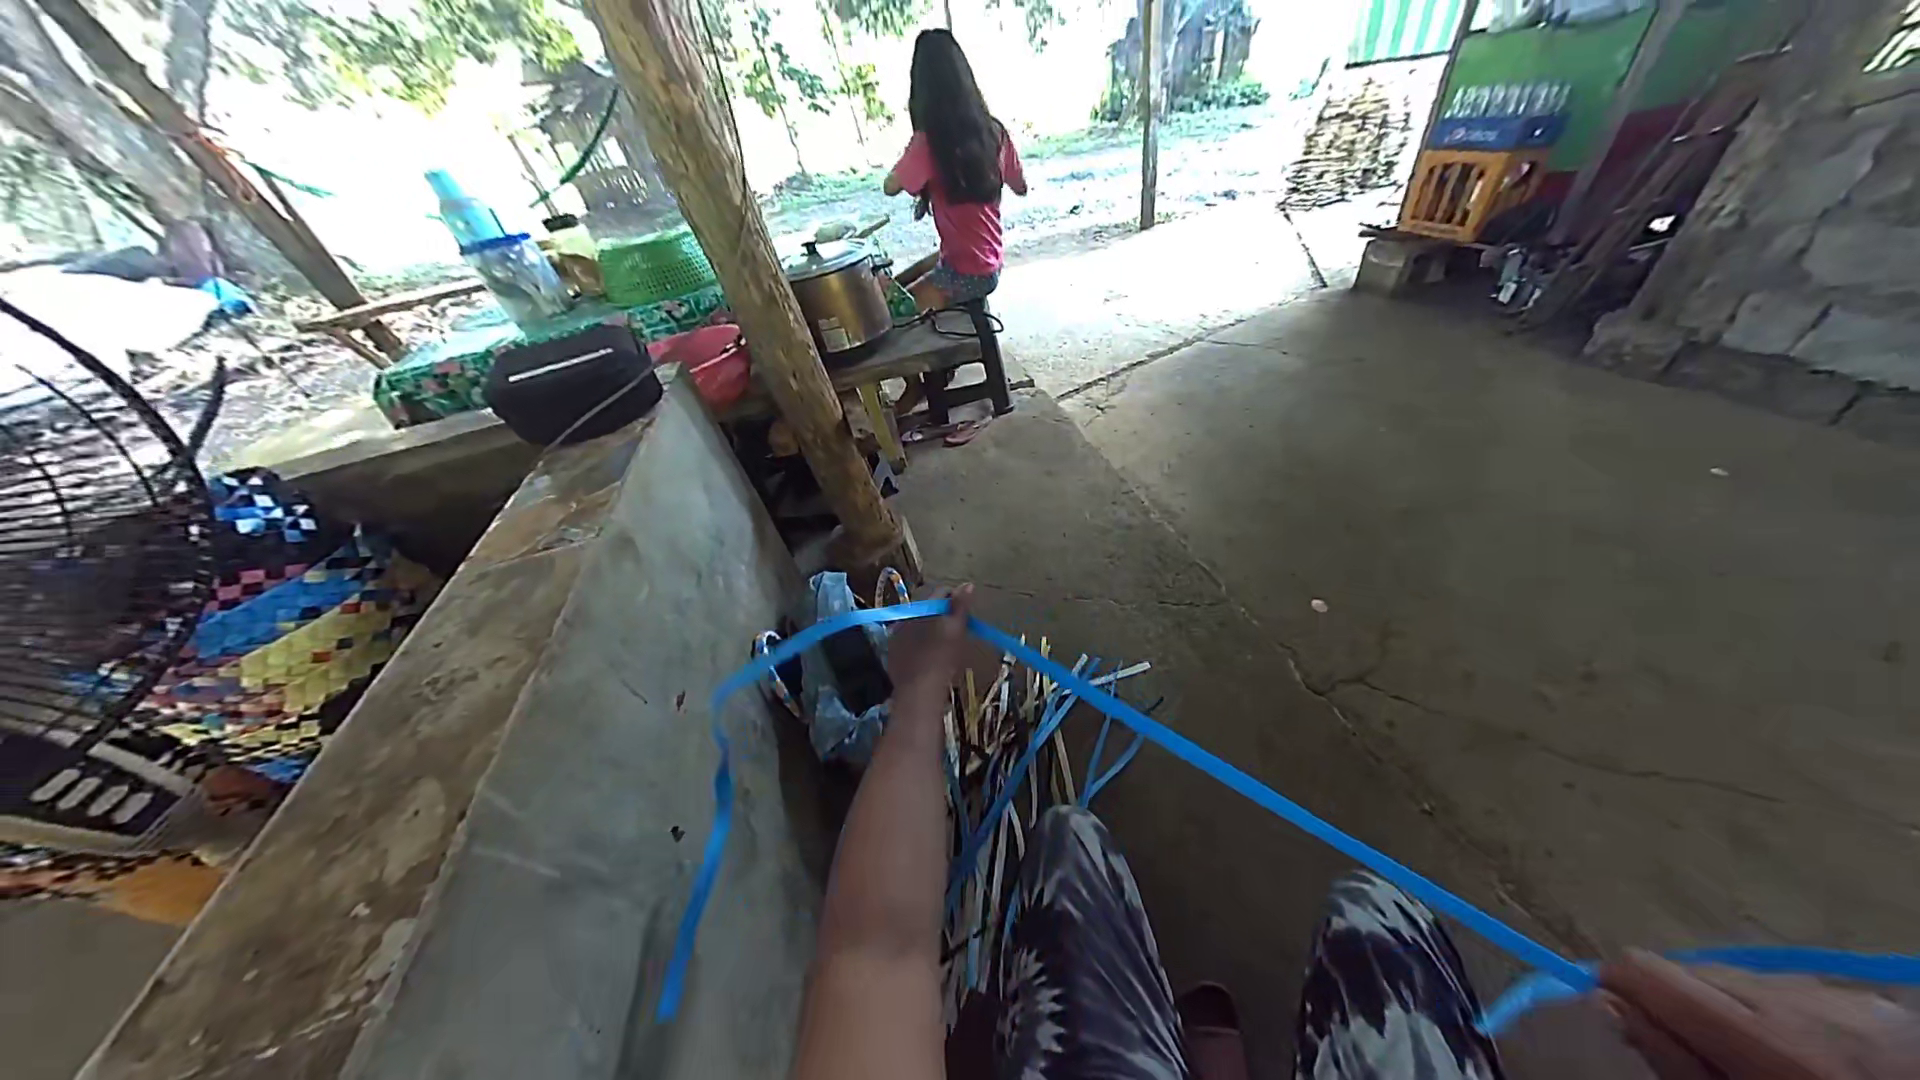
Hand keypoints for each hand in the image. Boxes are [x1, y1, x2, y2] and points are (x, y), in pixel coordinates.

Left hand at [887, 585, 972, 707]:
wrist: (919, 692)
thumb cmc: (942, 659)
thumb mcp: (956, 630)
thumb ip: (960, 606)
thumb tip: (967, 584)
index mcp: (922, 609)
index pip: (941, 593)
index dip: (956, 600)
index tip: (966, 615)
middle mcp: (905, 617)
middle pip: (928, 608)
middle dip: (942, 614)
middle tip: (957, 630)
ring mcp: (895, 635)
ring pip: (917, 624)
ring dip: (930, 628)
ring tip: (943, 645)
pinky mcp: (892, 652)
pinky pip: (908, 640)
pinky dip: (918, 643)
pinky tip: (928, 656)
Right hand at [1599, 950, 1919, 1079]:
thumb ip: (1675, 1063)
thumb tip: (1605, 1003)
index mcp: (1766, 1044)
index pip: (1641, 968)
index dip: (1621, 989)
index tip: (1625, 1020)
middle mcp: (1795, 1004)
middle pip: (1685, 969)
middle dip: (1678, 1003)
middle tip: (1700, 1052)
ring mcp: (1840, 998)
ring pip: (1735, 977)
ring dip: (1729, 1008)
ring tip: (1762, 1058)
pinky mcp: (1868, 1001)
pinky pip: (1788, 987)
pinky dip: (1779, 1014)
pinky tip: (1811, 1055)